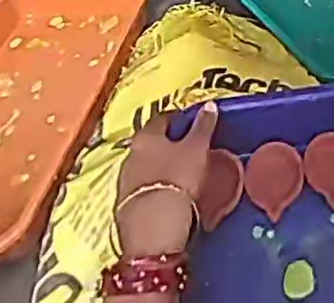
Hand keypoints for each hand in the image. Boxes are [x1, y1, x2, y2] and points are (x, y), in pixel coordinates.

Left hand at [115, 102, 218, 256]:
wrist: (154, 228)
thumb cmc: (178, 177)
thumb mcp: (197, 147)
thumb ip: (203, 125)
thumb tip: (208, 105)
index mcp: (146, 136)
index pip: (163, 118)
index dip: (179, 119)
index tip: (193, 123)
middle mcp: (130, 155)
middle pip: (152, 143)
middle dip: (168, 144)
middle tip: (188, 148)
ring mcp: (124, 182)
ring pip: (145, 166)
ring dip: (160, 167)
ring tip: (180, 173)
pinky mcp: (124, 207)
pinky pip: (142, 188)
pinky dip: (155, 186)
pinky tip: (168, 194)